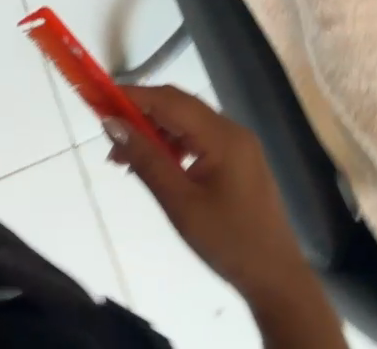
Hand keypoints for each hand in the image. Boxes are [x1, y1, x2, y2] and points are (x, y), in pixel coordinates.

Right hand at [107, 85, 308, 302]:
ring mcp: (237, 145)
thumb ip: (145, 158)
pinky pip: (197, 139)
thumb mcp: (179, 202)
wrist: (277, 281)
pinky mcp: (237, 161)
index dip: (132, 96)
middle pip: (177, 106)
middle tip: (109, 136)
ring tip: (125, 159)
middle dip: (140, 115)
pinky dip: (171, 146)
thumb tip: (111, 123)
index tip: (99, 101)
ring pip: (185, 123)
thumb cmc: (228, 241)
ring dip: (153, 133)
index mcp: (222, 136)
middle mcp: (232, 131)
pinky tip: (154, 167)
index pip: (168, 100)